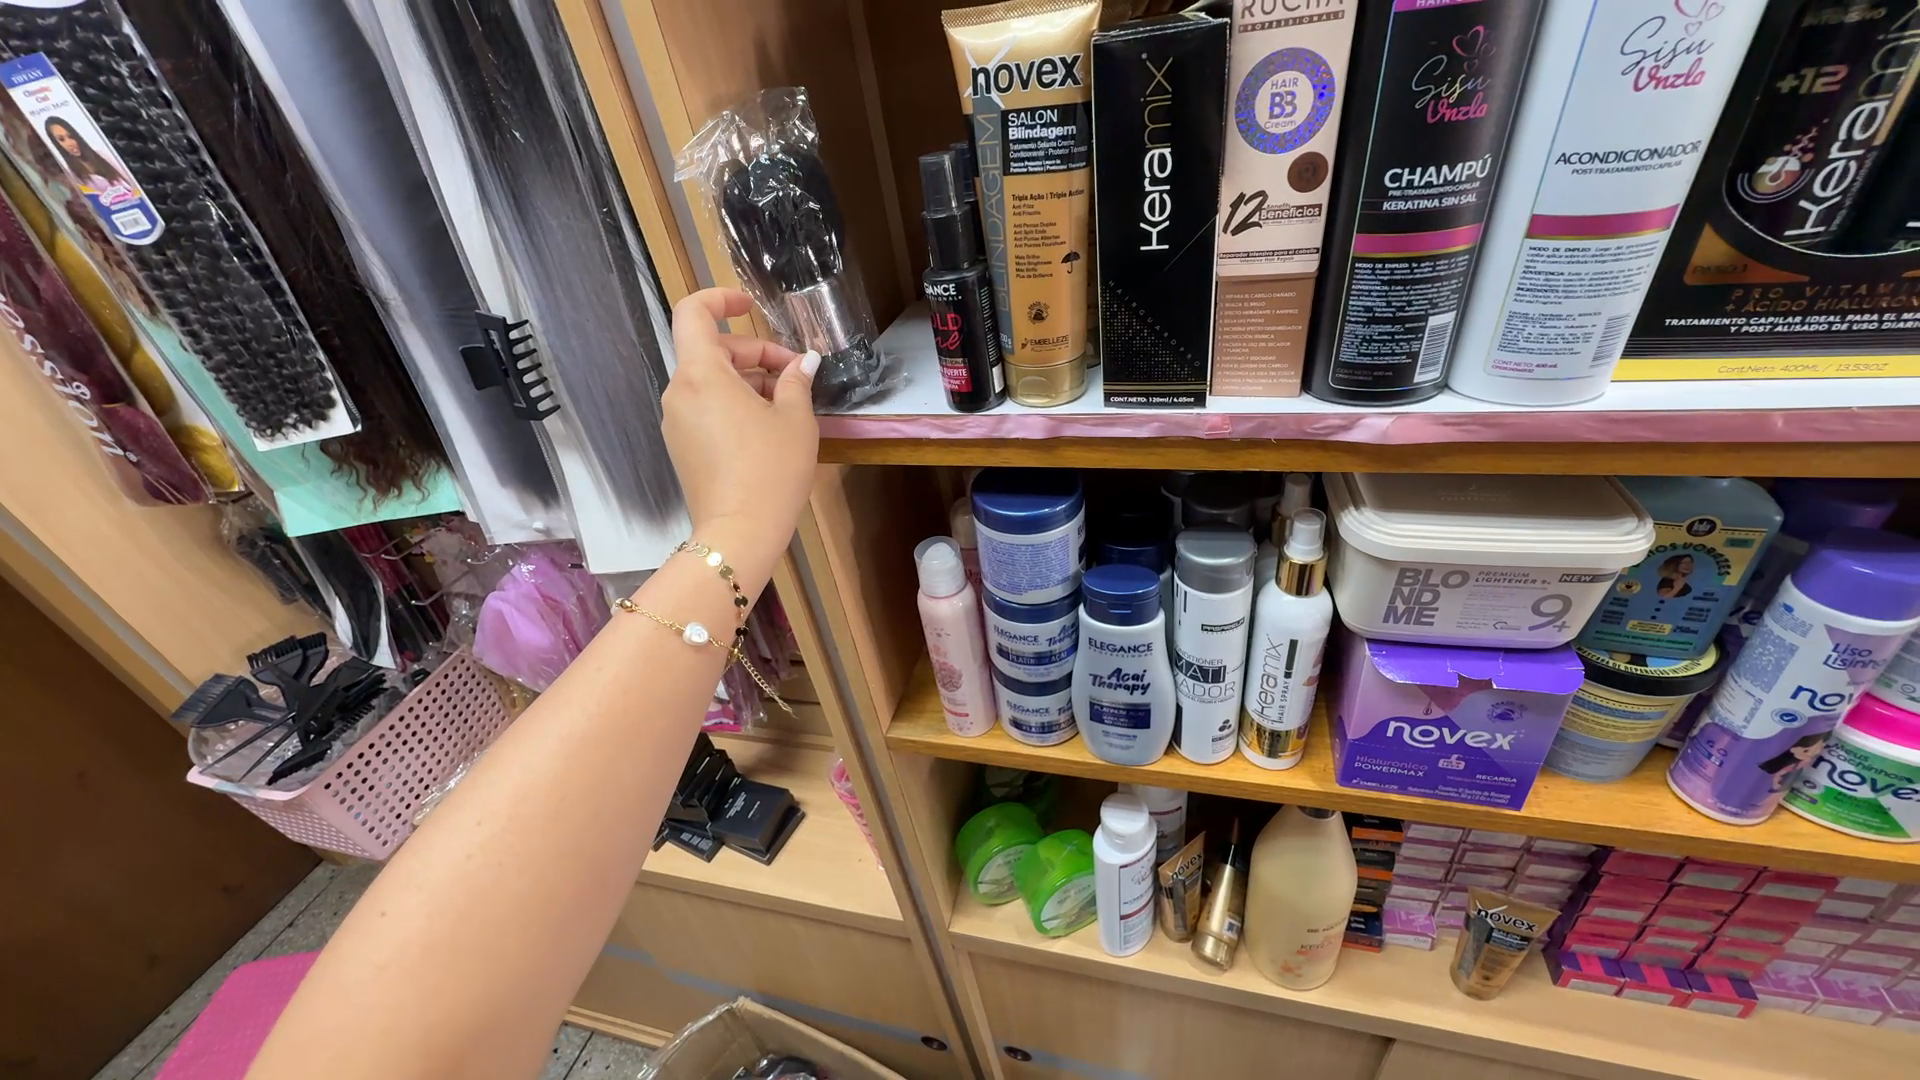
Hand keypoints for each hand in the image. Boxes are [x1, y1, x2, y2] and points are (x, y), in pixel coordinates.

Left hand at [662, 288, 819, 567]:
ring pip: (711, 382)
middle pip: (711, 351)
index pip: (694, 313)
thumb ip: (797, 381)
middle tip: (797, 375)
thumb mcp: (796, 420)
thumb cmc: (771, 470)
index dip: (721, 299)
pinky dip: (734, 405)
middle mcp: (679, 392)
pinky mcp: (681, 447)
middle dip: (755, 353)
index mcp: (702, 375)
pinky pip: (706, 409)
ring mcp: (676, 422)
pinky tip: (767, 428)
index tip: (750, 306)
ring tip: (788, 404)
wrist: (740, 533)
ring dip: (748, 382)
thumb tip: (804, 363)